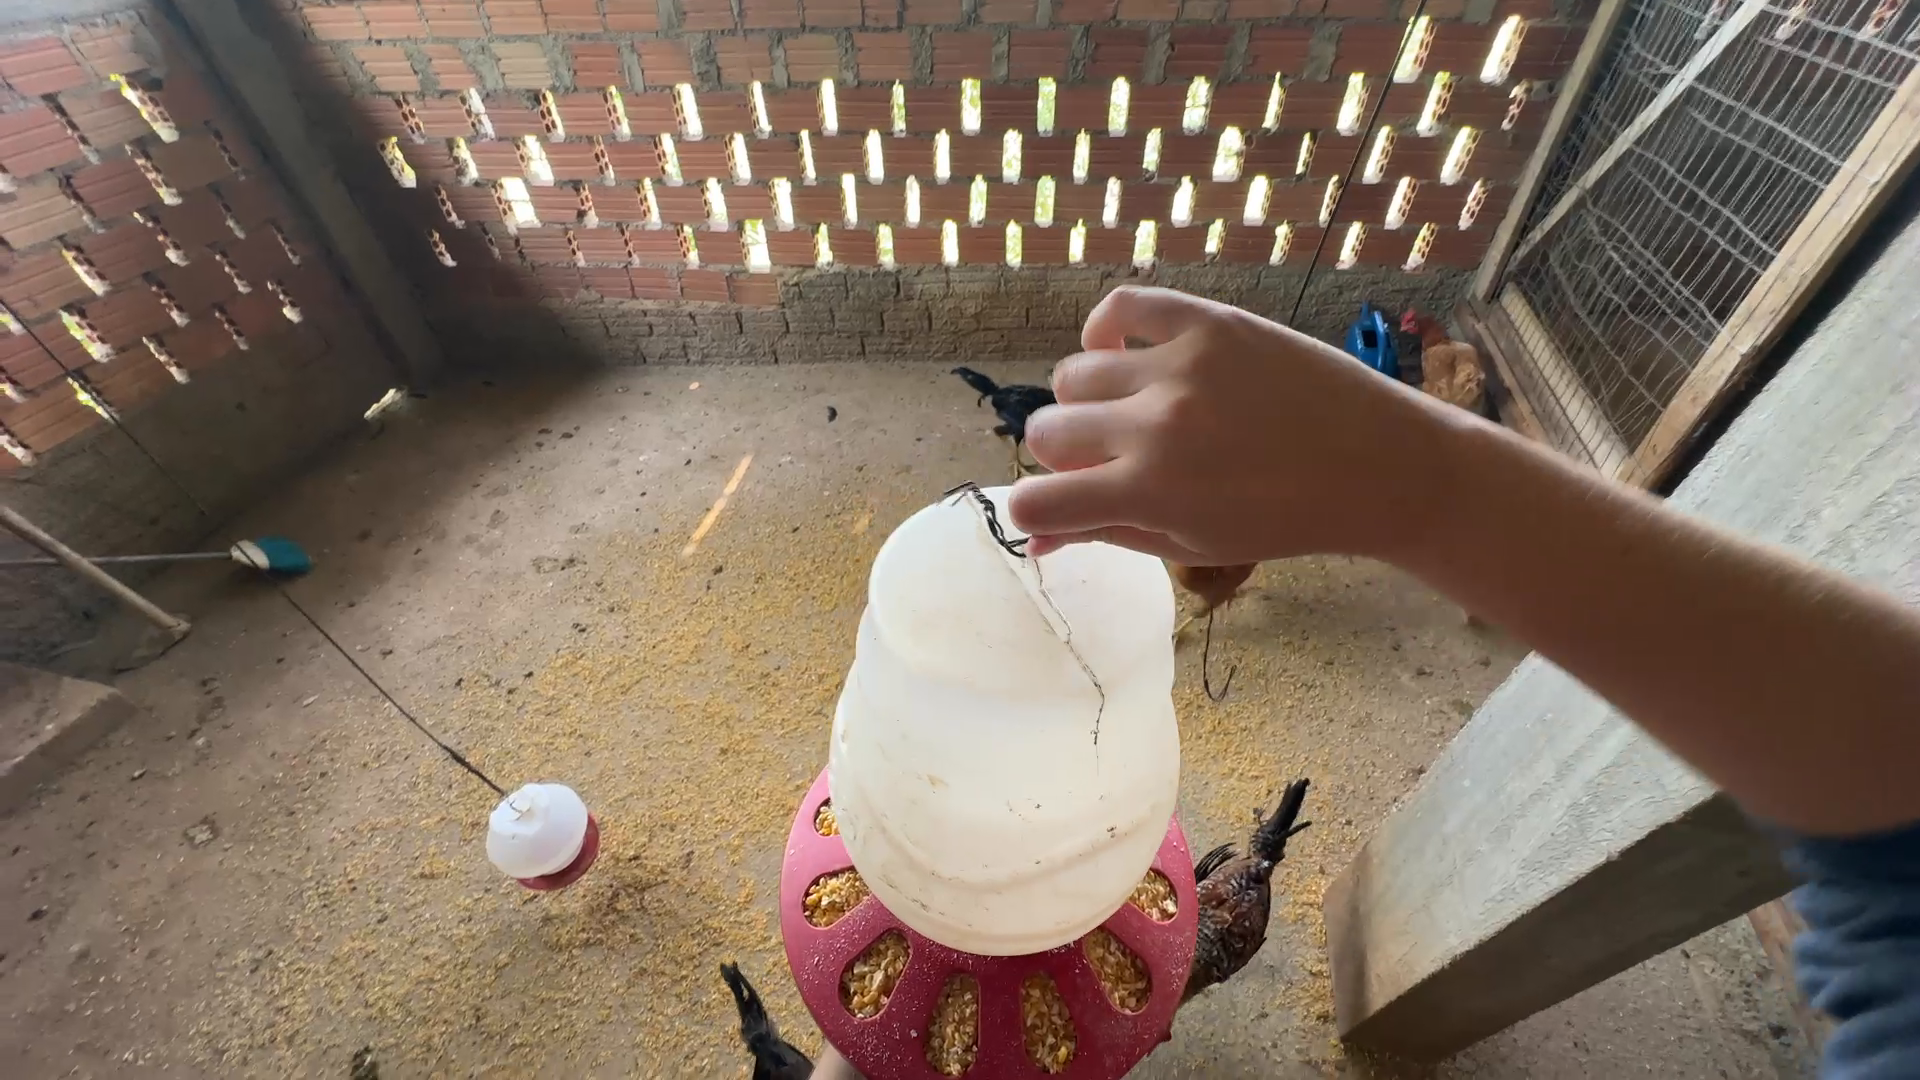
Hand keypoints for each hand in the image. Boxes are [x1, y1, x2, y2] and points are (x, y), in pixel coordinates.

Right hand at [1008, 286, 1458, 563]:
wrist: (1382, 466)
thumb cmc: (1281, 522)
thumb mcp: (1189, 545)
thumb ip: (1105, 535)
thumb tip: (1036, 542)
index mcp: (1148, 495)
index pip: (1035, 501)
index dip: (1033, 510)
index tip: (1057, 506)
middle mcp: (1152, 425)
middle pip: (1045, 432)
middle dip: (1062, 455)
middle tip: (1106, 460)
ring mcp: (1180, 366)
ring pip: (1073, 373)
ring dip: (1086, 401)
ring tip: (1128, 409)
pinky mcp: (1210, 321)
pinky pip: (1120, 307)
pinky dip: (1105, 331)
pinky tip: (1124, 354)